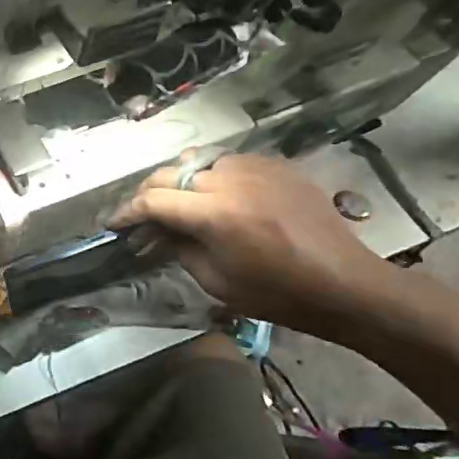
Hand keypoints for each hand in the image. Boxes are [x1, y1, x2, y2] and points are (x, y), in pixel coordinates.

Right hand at [108, 151, 407, 339]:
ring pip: (201, 163)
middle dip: (150, 193)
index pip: (154, 200)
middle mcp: (231, 180)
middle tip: (143, 216)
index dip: (128, 211)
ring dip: (183, 183)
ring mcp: (257, 167)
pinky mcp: (277, 165)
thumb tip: (159, 230)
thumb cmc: (277, 294)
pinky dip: (216, 178)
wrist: (344, 283)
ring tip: (183, 206)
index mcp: (214, 214)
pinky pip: (232, 164)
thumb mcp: (216, 281)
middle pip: (172, 173)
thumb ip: (180, 248)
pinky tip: (222, 199)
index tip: (115, 223)